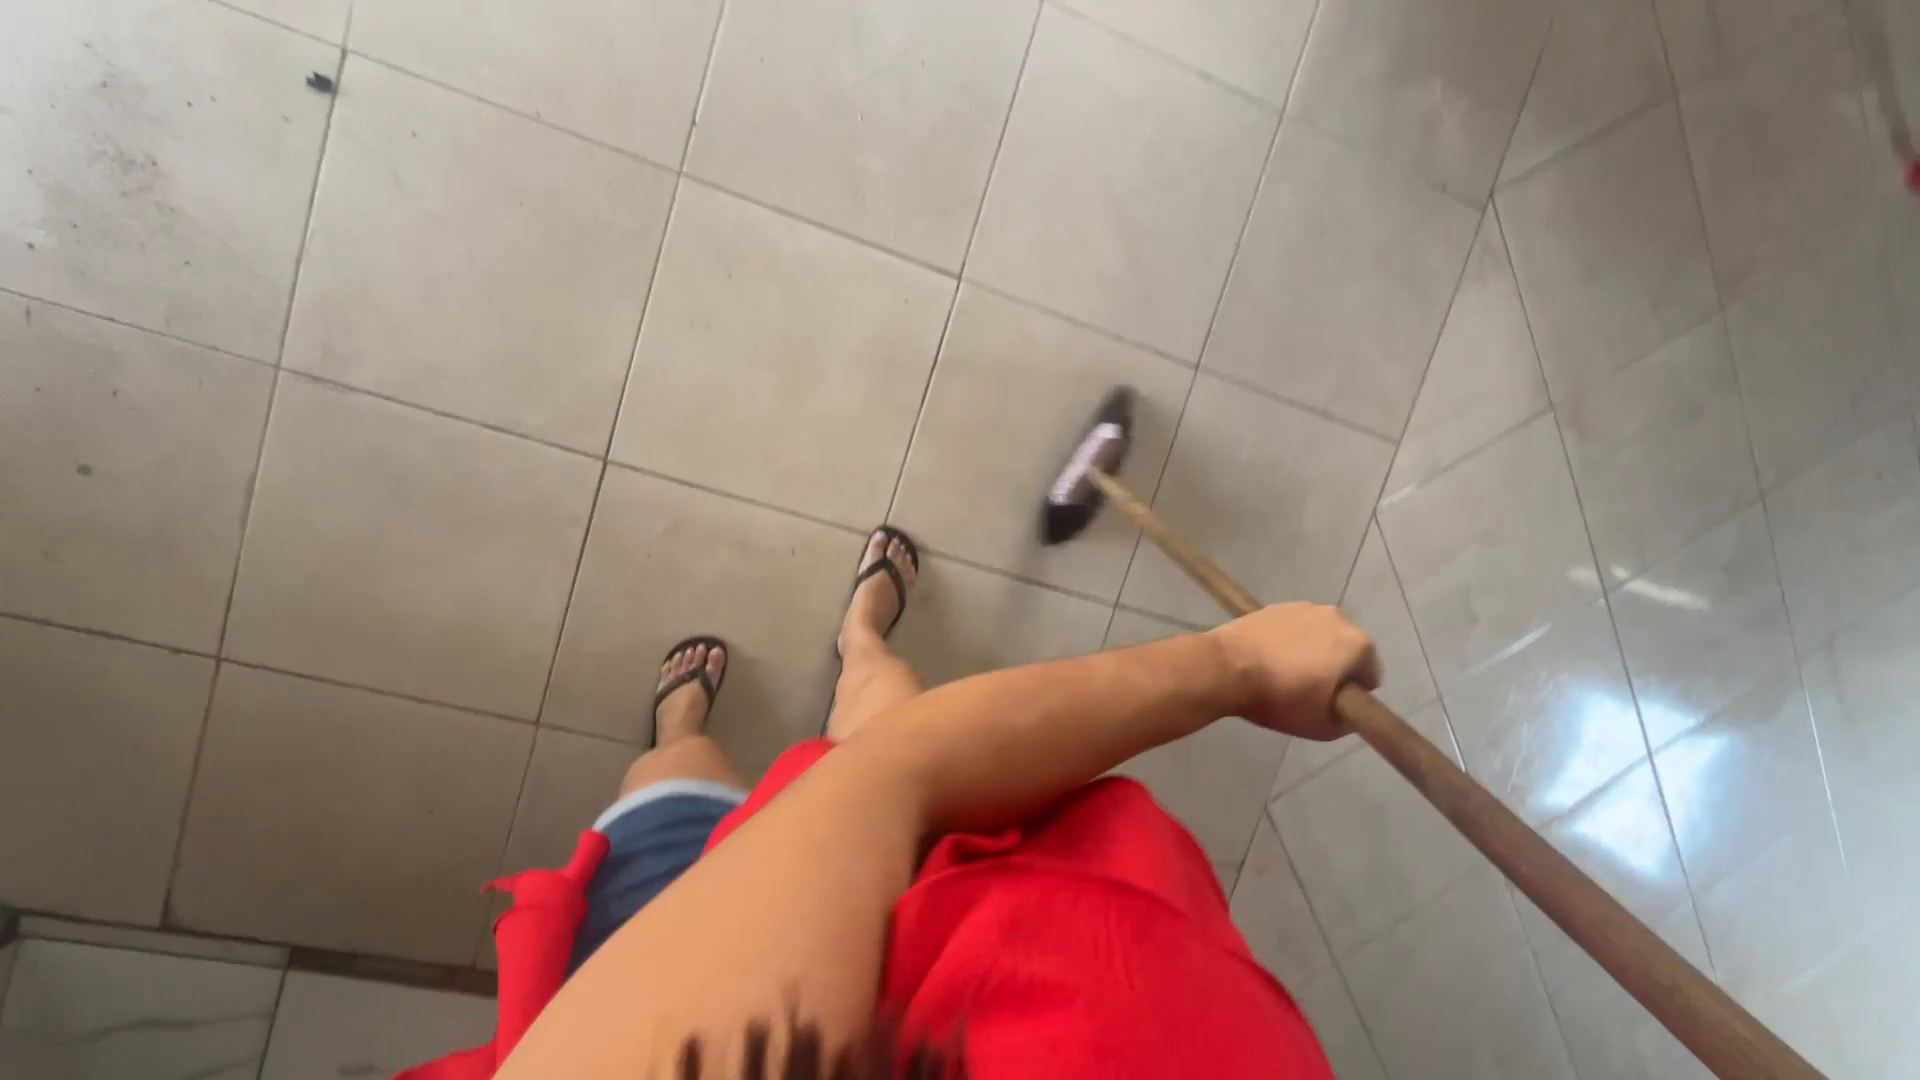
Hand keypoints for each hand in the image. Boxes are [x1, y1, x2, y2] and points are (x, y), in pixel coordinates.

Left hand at [1207, 603, 1380, 740]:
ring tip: (1283, 673)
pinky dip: (1288, 641)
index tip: (1327, 703)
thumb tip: (1348, 710)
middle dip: (1333, 669)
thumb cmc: (1280, 697)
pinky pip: (1294, 628)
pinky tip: (1268, 657)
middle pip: (1345, 651)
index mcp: (1358, 643)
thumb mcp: (1324, 727)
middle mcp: (1337, 617)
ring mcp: (1304, 607)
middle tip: (1305, 690)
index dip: (1352, 694)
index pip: (1370, 675)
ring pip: (1319, 637)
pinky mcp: (1276, 606)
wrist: (1225, 667)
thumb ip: (1350, 720)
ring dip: (1311, 652)